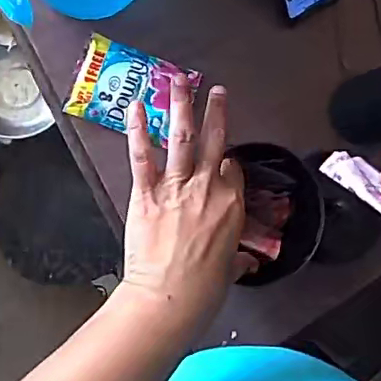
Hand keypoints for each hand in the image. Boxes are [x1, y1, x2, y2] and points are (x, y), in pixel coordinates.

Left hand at [118, 77, 247, 324]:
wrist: (168, 298)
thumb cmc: (202, 290)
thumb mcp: (229, 271)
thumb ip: (236, 259)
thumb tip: (245, 262)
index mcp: (231, 206)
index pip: (232, 170)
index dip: (227, 162)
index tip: (223, 157)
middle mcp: (206, 189)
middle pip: (214, 141)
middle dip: (215, 112)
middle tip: (215, 91)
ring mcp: (175, 187)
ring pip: (181, 138)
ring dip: (180, 107)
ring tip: (178, 81)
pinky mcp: (146, 193)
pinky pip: (142, 155)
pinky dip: (138, 130)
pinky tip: (136, 108)